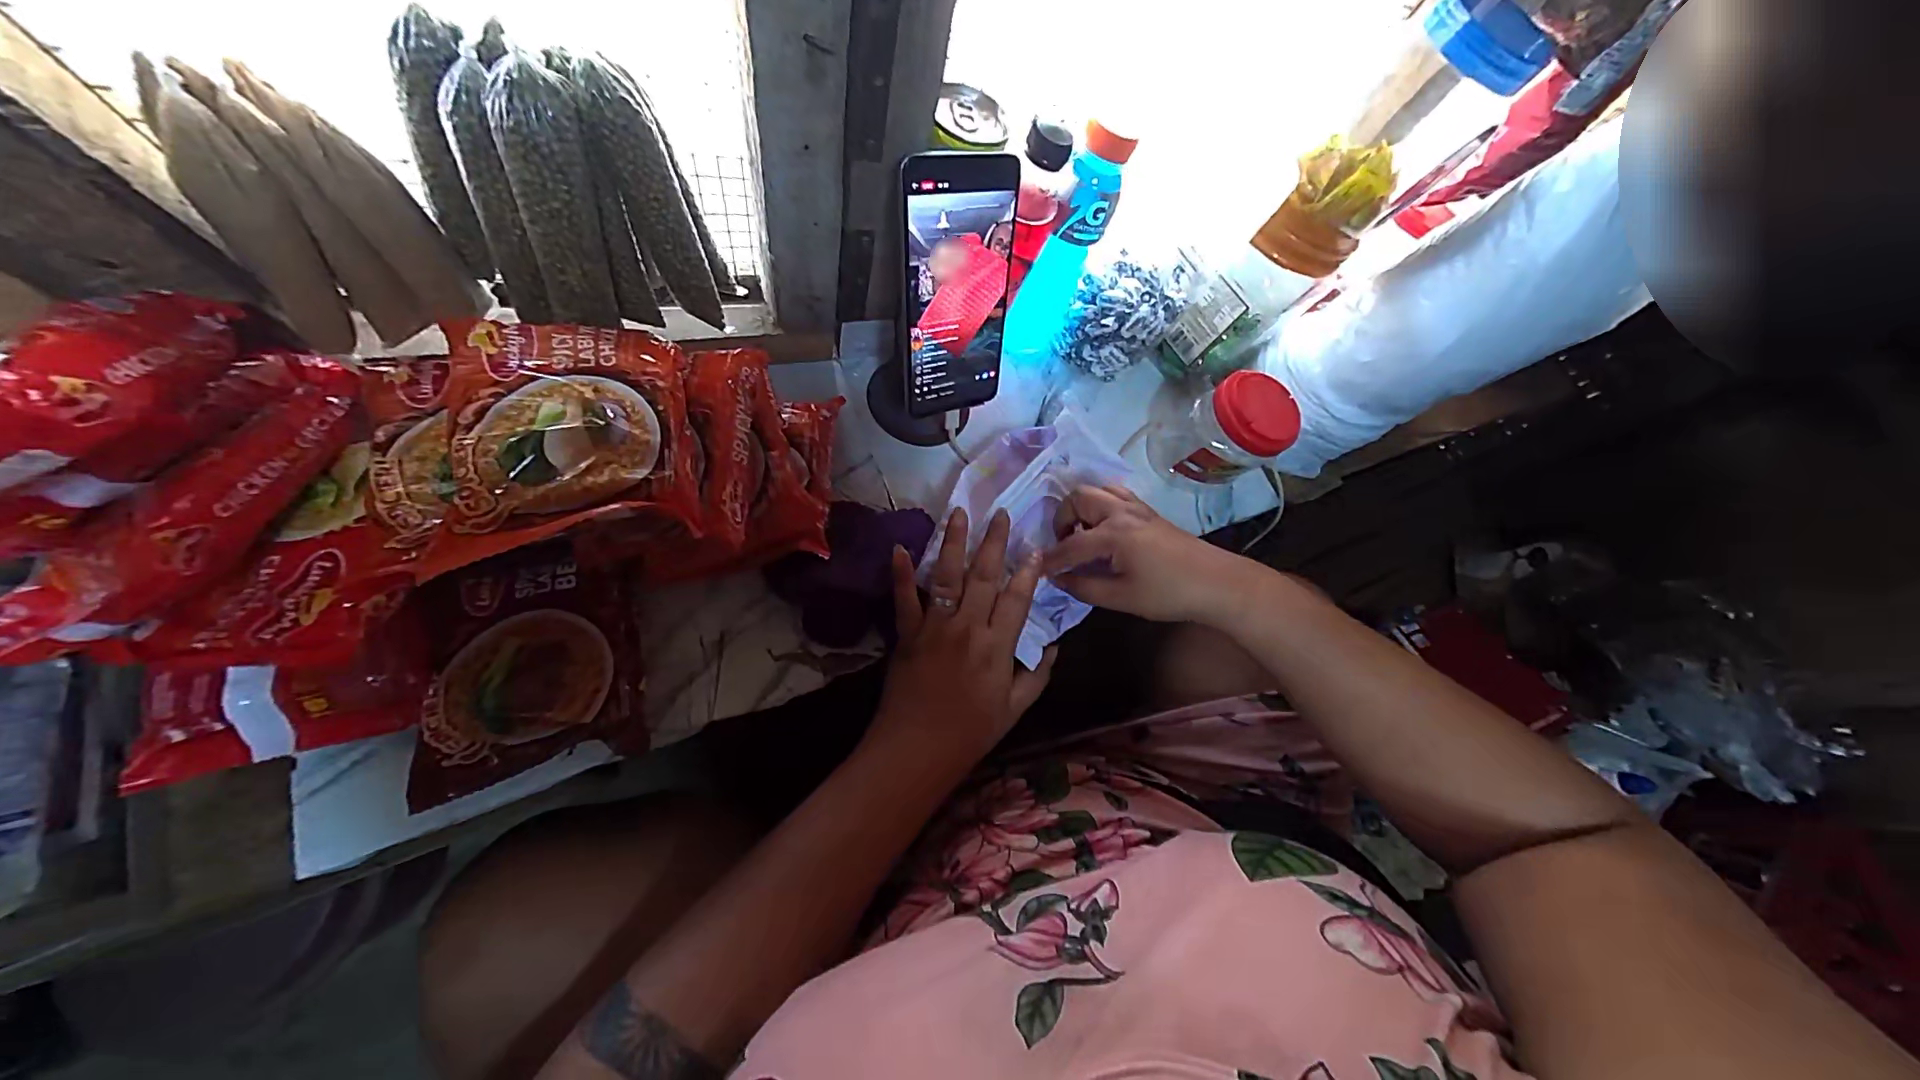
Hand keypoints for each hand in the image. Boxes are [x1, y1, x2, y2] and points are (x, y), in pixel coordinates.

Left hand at [866, 508, 1056, 777]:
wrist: (917, 748)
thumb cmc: (971, 732)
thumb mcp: (1016, 709)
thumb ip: (1038, 675)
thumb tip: (1053, 646)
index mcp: (996, 646)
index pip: (1017, 599)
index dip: (1028, 572)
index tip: (1035, 550)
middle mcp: (966, 627)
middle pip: (983, 576)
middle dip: (994, 543)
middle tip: (1000, 514)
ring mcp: (934, 627)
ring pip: (945, 576)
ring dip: (953, 542)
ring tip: (959, 513)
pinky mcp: (906, 634)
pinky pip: (903, 599)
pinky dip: (900, 573)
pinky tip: (899, 547)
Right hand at [1041, 484, 1272, 626]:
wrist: (1217, 583)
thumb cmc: (1169, 594)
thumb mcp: (1121, 598)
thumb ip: (1084, 587)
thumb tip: (1058, 579)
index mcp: (1113, 534)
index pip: (1069, 545)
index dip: (1050, 560)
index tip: (1036, 571)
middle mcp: (1121, 512)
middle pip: (1077, 499)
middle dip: (1062, 520)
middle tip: (1064, 547)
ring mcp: (1136, 507)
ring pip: (1096, 490)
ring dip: (1081, 508)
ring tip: (1082, 535)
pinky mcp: (1148, 511)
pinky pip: (1115, 494)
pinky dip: (1100, 504)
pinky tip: (1103, 528)